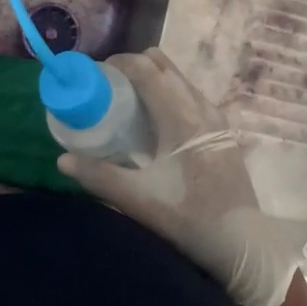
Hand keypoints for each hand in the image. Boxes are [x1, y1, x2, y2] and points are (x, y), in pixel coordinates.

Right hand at [59, 49, 297, 305]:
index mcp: (180, 116)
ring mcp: (215, 115)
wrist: (243, 243)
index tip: (97, 73)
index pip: (146, 69)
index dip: (119, 63)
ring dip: (153, 79)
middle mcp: (200, 106)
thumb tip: (63, 159)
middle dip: (134, 66)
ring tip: (131, 102)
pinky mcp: (222, 129)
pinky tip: (158, 122)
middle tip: (111, 86)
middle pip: (163, 65)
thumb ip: (99, 177)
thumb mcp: (139, 200)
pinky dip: (170, 93)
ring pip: (179, 78)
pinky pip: (190, 94)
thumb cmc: (189, 217)